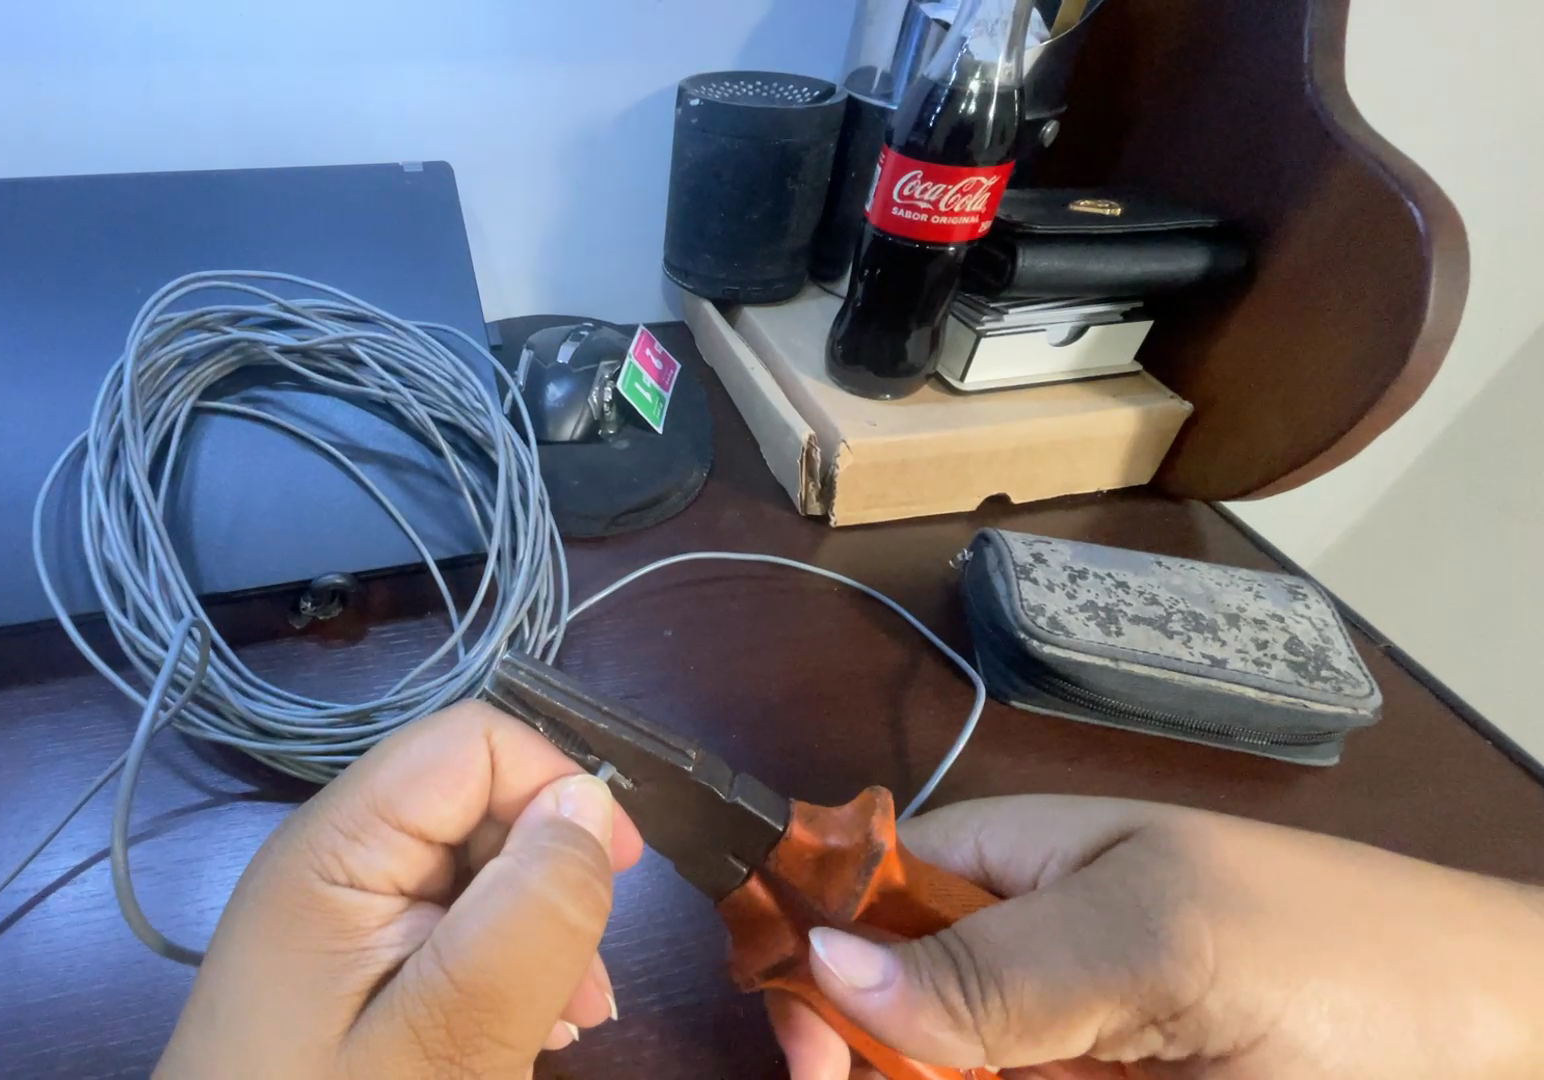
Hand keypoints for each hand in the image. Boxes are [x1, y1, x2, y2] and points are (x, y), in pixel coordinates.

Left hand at [157, 702, 644, 1078]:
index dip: (553, 783)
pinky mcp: (361, 941)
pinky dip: (508, 951)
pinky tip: (523, 1020)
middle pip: (480, 794)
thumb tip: (588, 798)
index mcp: (337, 844)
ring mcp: (347, 897)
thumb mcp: (448, 1049)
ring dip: (539, 919)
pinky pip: (458, 907)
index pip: (472, 742)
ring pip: (480, 853)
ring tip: (562, 1017)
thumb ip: (528, 915)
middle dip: (549, 868)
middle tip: (583, 983)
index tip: (615, 869)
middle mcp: (338, 848)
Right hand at [771, 795, 1543, 1078]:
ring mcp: (1051, 1029)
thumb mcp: (1154, 944)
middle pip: (890, 995)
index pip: (862, 888)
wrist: (1520, 1046)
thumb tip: (824, 960)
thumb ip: (992, 965)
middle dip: (880, 1062)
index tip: (808, 1054)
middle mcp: (1005, 939)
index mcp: (997, 859)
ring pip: (949, 1068)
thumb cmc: (1330, 957)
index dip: (817, 951)